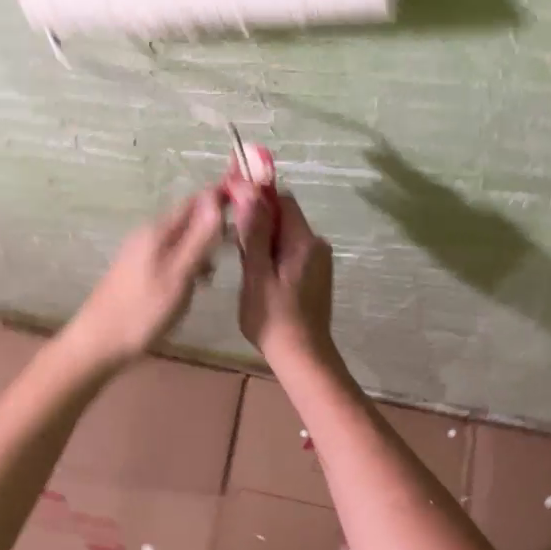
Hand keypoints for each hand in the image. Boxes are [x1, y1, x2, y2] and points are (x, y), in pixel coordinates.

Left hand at [65, 189, 224, 367]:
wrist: (98, 344)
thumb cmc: (143, 311)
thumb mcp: (179, 274)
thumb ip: (199, 238)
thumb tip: (216, 198)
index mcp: (158, 230)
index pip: (195, 201)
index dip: (220, 199)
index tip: (247, 207)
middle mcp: (148, 234)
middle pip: (188, 220)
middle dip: (213, 229)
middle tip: (234, 250)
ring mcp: (141, 252)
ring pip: (181, 240)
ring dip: (201, 251)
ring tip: (211, 276)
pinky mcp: (138, 270)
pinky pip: (172, 256)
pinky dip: (188, 265)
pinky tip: (193, 286)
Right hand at [233, 186, 334, 365]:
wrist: (303, 357)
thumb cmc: (274, 317)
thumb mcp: (257, 274)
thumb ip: (254, 233)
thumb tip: (250, 192)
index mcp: (304, 240)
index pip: (282, 200)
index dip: (257, 197)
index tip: (232, 205)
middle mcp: (316, 244)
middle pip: (284, 218)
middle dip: (258, 223)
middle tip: (232, 242)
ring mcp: (318, 261)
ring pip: (286, 236)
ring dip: (264, 241)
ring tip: (243, 263)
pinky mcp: (315, 275)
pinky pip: (291, 253)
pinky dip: (274, 256)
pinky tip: (259, 276)